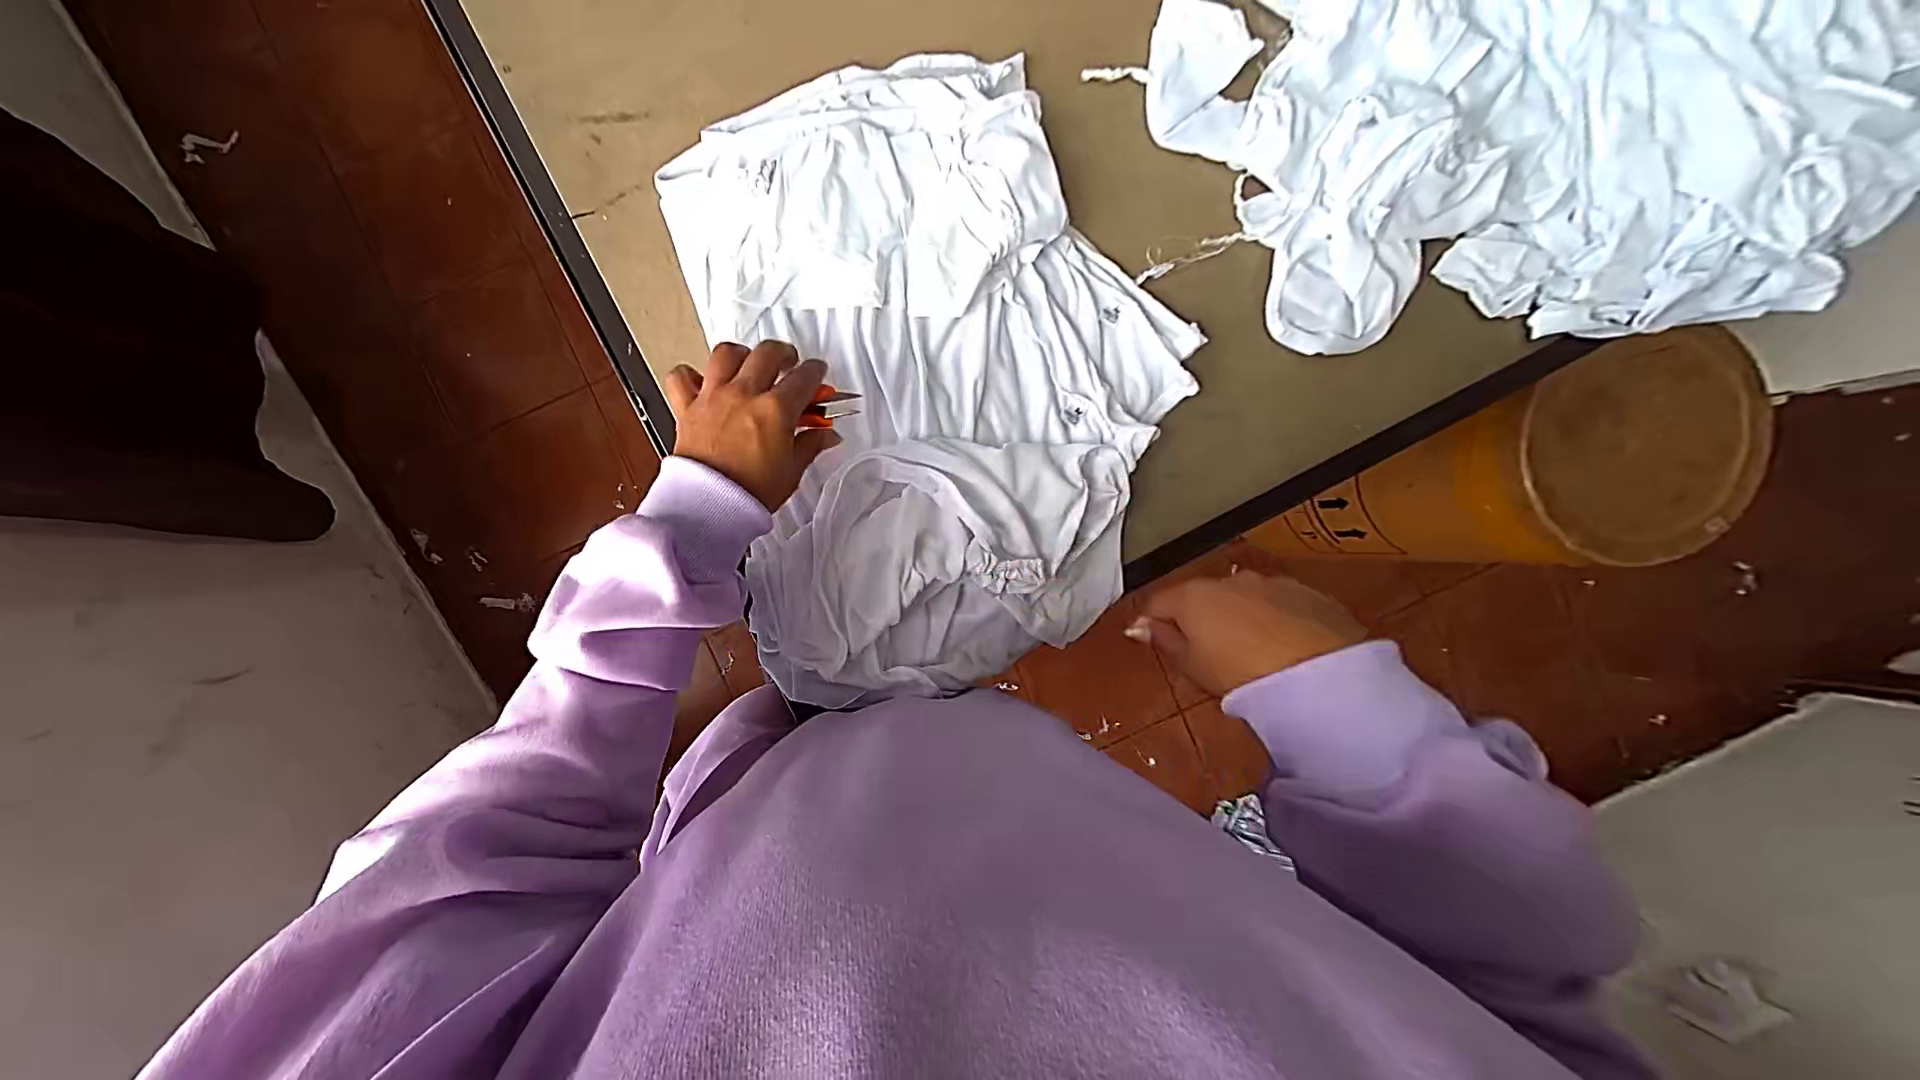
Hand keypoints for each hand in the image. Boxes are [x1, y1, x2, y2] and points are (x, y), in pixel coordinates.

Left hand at [664, 341, 841, 510]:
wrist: (710, 504)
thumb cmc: (749, 491)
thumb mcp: (793, 469)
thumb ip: (811, 444)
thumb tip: (825, 435)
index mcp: (776, 410)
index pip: (805, 377)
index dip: (816, 372)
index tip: (817, 375)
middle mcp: (744, 395)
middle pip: (768, 352)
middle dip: (784, 354)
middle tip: (789, 363)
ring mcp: (714, 397)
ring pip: (727, 353)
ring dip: (742, 354)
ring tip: (749, 362)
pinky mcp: (688, 407)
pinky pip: (682, 376)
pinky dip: (691, 374)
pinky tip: (703, 381)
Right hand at [1131, 571, 1366, 696]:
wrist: (1321, 676)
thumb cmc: (1244, 674)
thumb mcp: (1192, 666)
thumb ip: (1163, 640)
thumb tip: (1139, 626)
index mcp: (1192, 596)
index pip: (1158, 602)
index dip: (1152, 622)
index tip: (1156, 640)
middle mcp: (1229, 581)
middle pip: (1202, 597)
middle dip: (1201, 618)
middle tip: (1208, 655)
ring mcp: (1271, 583)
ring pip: (1243, 597)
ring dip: (1240, 617)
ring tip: (1251, 653)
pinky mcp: (1308, 593)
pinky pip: (1280, 603)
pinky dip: (1275, 619)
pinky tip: (1284, 646)